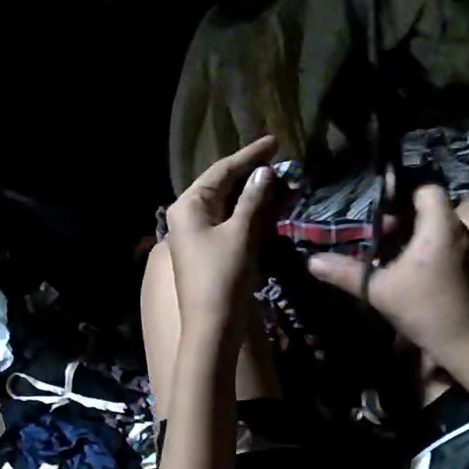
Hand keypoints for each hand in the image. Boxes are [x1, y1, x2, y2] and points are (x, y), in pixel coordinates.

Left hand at [164, 136, 282, 337]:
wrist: (212, 327)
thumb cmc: (223, 278)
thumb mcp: (240, 234)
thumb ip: (253, 200)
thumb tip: (265, 173)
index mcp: (188, 205)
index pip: (221, 171)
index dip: (249, 156)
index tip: (274, 141)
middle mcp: (188, 216)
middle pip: (223, 187)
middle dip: (251, 175)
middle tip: (280, 161)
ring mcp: (197, 236)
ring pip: (228, 207)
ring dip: (253, 196)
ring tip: (278, 183)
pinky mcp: (208, 253)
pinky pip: (229, 225)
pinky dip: (248, 216)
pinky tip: (267, 211)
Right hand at [307, 185, 468, 364]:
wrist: (459, 341)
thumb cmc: (422, 307)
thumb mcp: (378, 290)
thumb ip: (346, 273)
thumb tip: (312, 261)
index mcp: (440, 226)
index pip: (427, 190)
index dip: (403, 197)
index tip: (380, 216)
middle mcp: (457, 232)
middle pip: (428, 211)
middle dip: (402, 221)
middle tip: (376, 237)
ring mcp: (463, 252)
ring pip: (434, 232)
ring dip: (410, 240)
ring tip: (386, 256)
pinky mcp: (464, 271)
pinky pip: (440, 250)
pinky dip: (422, 255)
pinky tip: (402, 273)